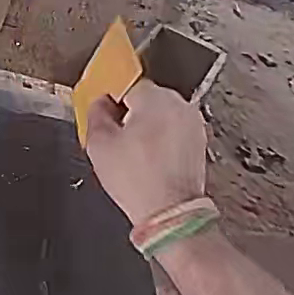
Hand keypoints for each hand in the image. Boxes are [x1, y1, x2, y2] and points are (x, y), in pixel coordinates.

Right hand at [85, 80, 207, 226]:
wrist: (169, 212)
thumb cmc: (137, 180)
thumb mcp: (99, 144)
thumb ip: (95, 113)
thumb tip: (99, 103)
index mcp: (155, 98)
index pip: (126, 82)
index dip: (109, 97)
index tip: (101, 108)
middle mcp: (179, 105)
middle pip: (145, 96)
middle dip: (127, 111)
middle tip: (113, 134)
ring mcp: (192, 123)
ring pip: (159, 113)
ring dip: (144, 124)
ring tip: (130, 150)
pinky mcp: (198, 141)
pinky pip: (172, 129)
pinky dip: (159, 138)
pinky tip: (146, 158)